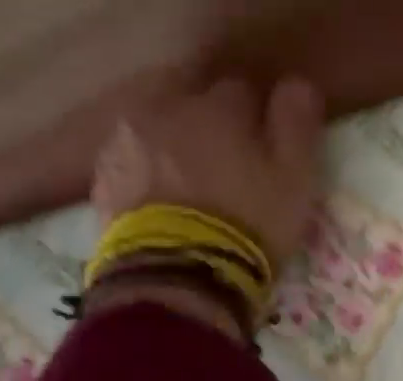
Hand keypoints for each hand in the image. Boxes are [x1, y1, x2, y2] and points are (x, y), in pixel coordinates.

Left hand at [91, 76, 326, 274]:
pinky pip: (133, 163)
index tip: (270, 148)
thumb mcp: (294, 179)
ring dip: (177, 148)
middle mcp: (165, 110)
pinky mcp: (104, 177)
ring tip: (196, 189)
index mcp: (216, 108)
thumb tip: (297, 84)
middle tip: (232, 169)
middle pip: (193, 105)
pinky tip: (167, 204)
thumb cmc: (251, 223)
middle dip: (212, 128)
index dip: (259, 118)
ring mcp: (127, 140)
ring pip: (159, 131)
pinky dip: (150, 175)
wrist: (181, 273)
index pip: (242, 92)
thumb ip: (296, 126)